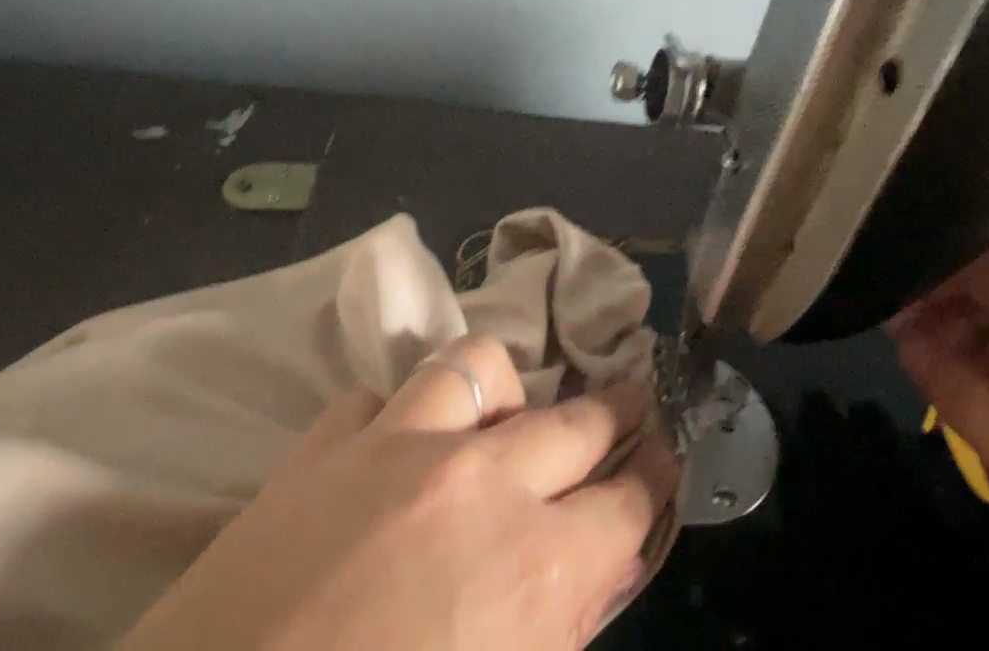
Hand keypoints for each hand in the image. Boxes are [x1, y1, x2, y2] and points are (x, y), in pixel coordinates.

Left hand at [119, 334, 676, 650]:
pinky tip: (398, 444)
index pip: (630, 498)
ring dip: (505, 390)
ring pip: (480, 366)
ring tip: (506, 412)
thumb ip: (565, 624)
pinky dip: (402, 413)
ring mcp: (399, 447)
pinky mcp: (324, 443)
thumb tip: (600, 565)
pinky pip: (382, 394)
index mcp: (540, 565)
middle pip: (577, 419)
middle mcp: (482, 482)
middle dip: (616, 412)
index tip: (664, 456)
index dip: (656, 476)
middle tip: (627, 408)